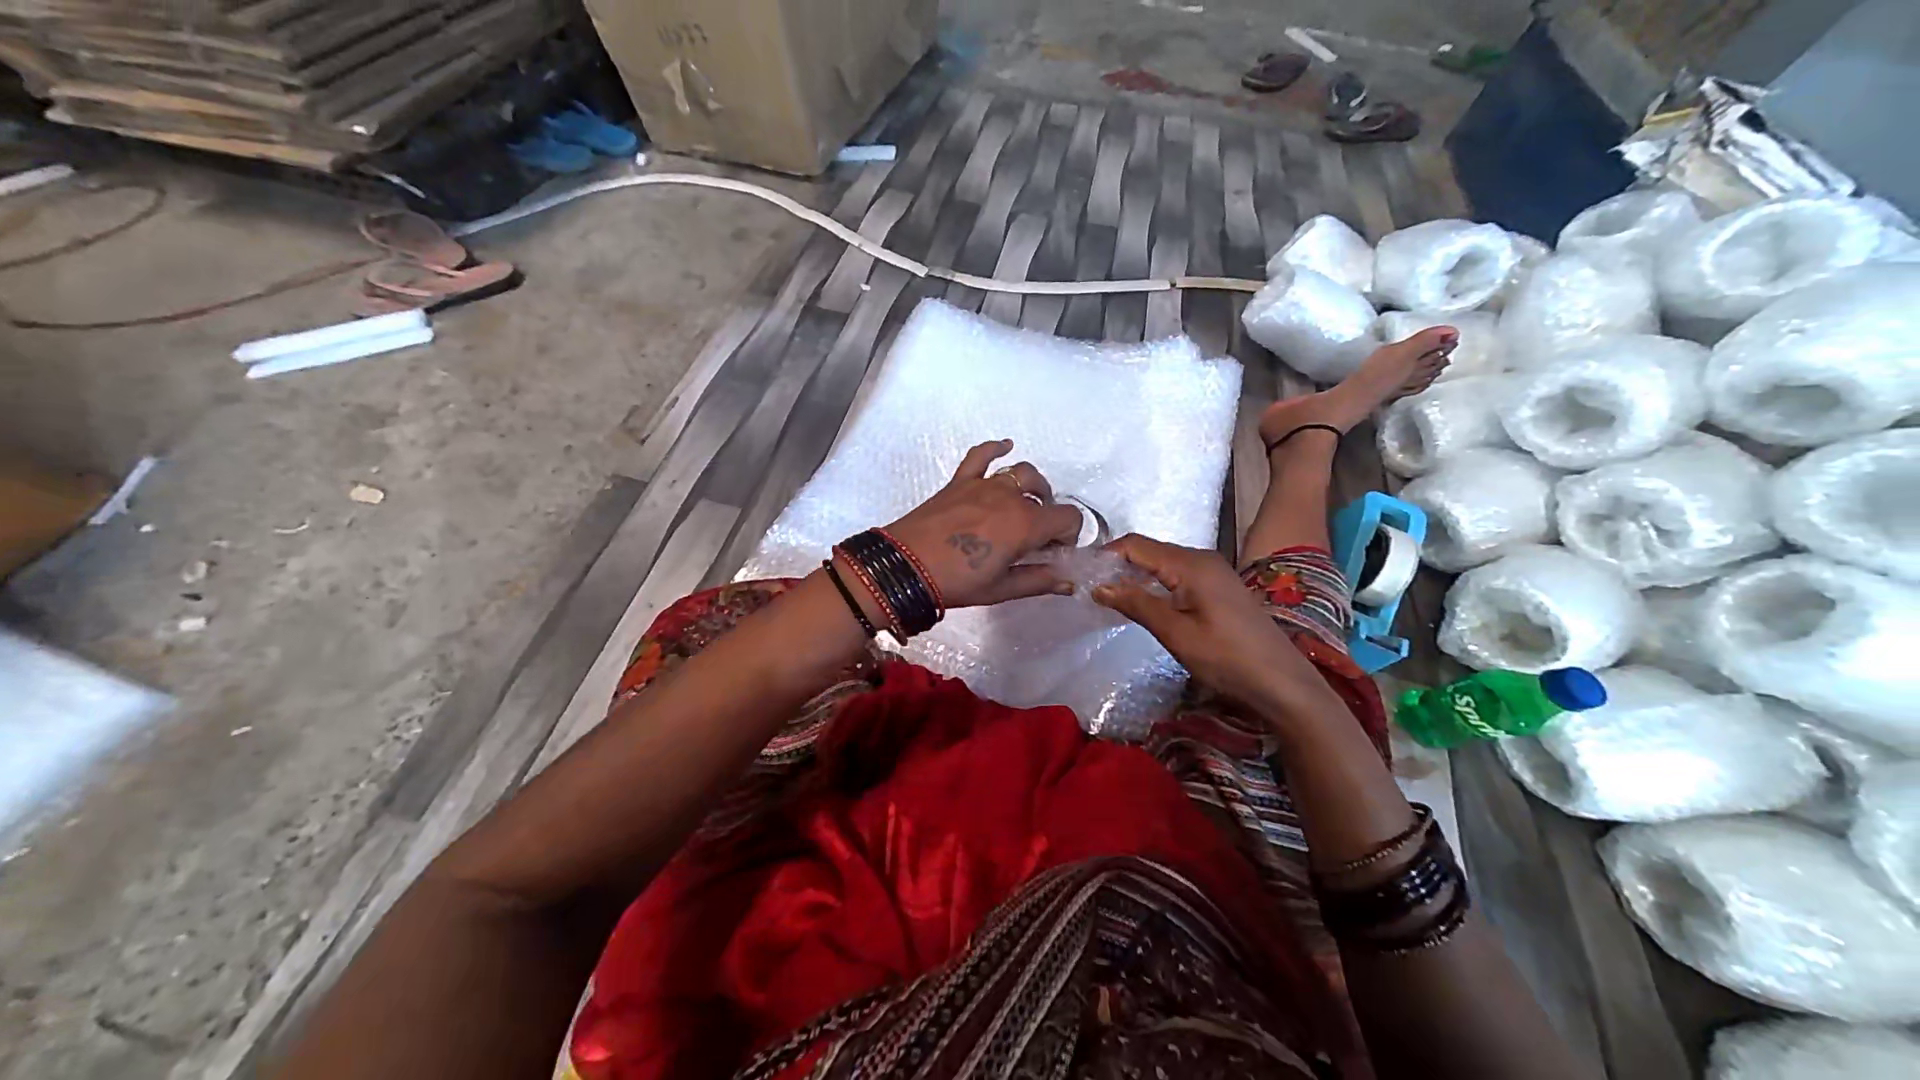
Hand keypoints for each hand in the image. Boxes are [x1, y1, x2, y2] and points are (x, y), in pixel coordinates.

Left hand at [884, 440, 1085, 607]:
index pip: (1068, 517)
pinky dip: (995, 448)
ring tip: (1028, 504)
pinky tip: (1005, 446)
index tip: (1054, 550)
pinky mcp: (960, 481)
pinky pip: (981, 455)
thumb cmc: (956, 582)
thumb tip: (1067, 582)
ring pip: (1021, 473)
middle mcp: (1010, 497)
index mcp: (1025, 524)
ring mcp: (983, 485)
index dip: (1069, 535)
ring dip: (1032, 487)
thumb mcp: (1001, 589)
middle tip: (1035, 539)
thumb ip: (1038, 580)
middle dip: (1049, 517)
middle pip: (1045, 497)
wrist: (905, 567)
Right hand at [1091, 534, 1336, 718]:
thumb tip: (1098, 586)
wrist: (1282, 682)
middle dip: (1118, 566)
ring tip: (1109, 599)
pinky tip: (1142, 605)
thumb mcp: (1176, 633)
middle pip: (1148, 551)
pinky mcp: (1217, 587)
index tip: (1081, 575)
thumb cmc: (1227, 658)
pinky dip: (1155, 585)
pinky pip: (1177, 575)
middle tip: (1090, 589)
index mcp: (1191, 564)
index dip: (1106, 555)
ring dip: (1135, 577)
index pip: (1136, 545)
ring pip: (1162, 564)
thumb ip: (1136, 604)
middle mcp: (1201, 558)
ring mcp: (1212, 572)